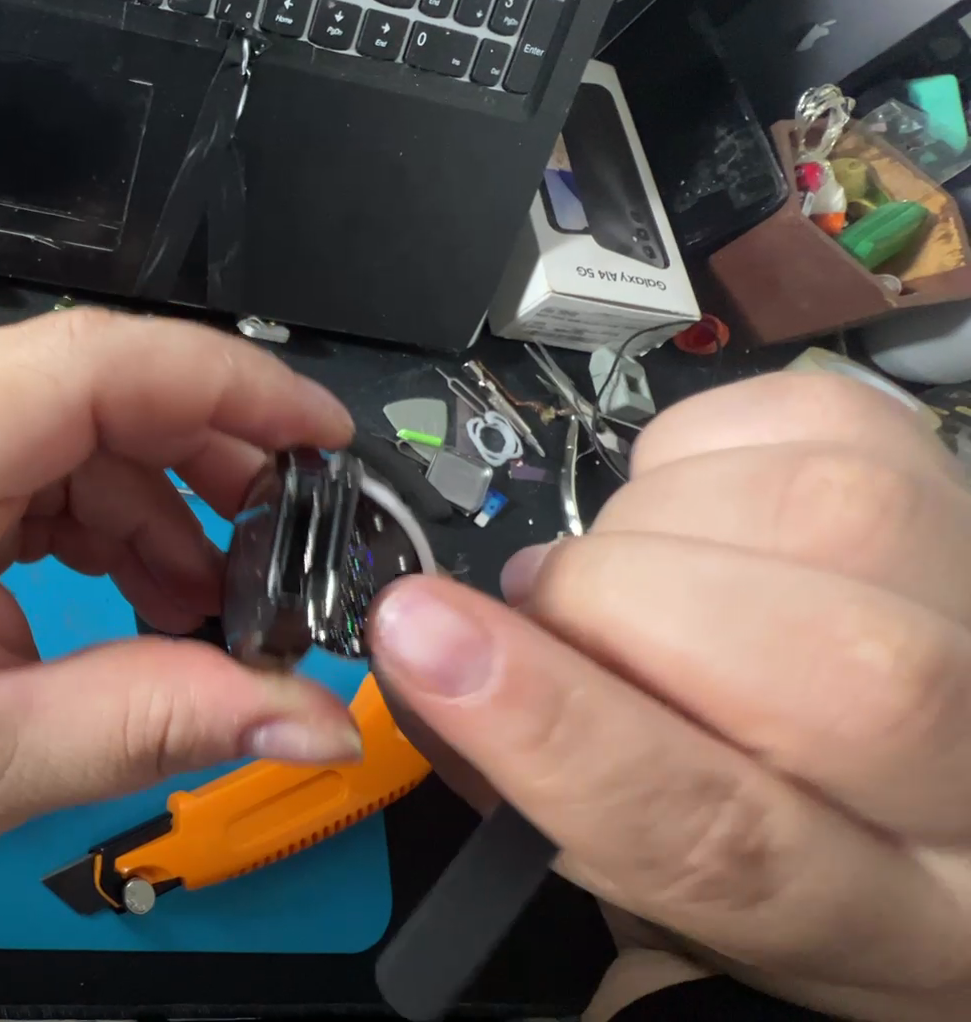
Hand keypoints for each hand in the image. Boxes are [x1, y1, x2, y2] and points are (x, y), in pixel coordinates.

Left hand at [0, 311, 361, 920]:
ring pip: (69, 428)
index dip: (221, 383)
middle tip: (283, 535)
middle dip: (202, 447)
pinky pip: (34, 468)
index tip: (320, 436)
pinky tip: (139, 593)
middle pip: (83, 382)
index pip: (82, 365)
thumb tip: (318, 721)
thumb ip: (161, 725)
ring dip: (155, 502)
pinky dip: (103, 522)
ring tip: (206, 604)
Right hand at [370, 374, 970, 1019]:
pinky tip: (678, 510)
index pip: (710, 833)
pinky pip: (821, 422)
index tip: (418, 627)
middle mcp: (969, 784)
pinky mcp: (966, 498)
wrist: (865, 760)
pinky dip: (693, 449)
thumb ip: (487, 750)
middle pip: (834, 668)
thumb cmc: (698, 808)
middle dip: (604, 595)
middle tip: (538, 600)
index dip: (551, 721)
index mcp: (839, 908)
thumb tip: (415, 633)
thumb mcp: (575, 828)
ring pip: (831, 513)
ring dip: (643, 523)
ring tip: (615, 567)